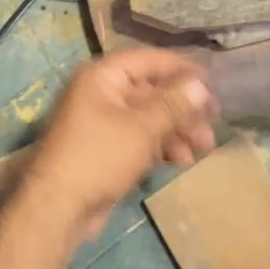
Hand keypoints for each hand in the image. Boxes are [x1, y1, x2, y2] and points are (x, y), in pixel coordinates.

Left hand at [16, 48, 218, 245]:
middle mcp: (100, 93)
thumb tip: (200, 85)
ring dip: (176, 130)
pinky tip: (181, 160)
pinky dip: (159, 145)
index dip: (180, 68)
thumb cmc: (99, 157)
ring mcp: (101, 122)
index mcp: (102, 77)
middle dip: (182, 108)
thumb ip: (173, 104)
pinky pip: (138, 138)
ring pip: (147, 117)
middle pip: (150, 91)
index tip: (211, 81)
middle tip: (212, 123)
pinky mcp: (104, 149)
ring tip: (203, 147)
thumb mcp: (141, 128)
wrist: (57, 208)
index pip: (148, 60)